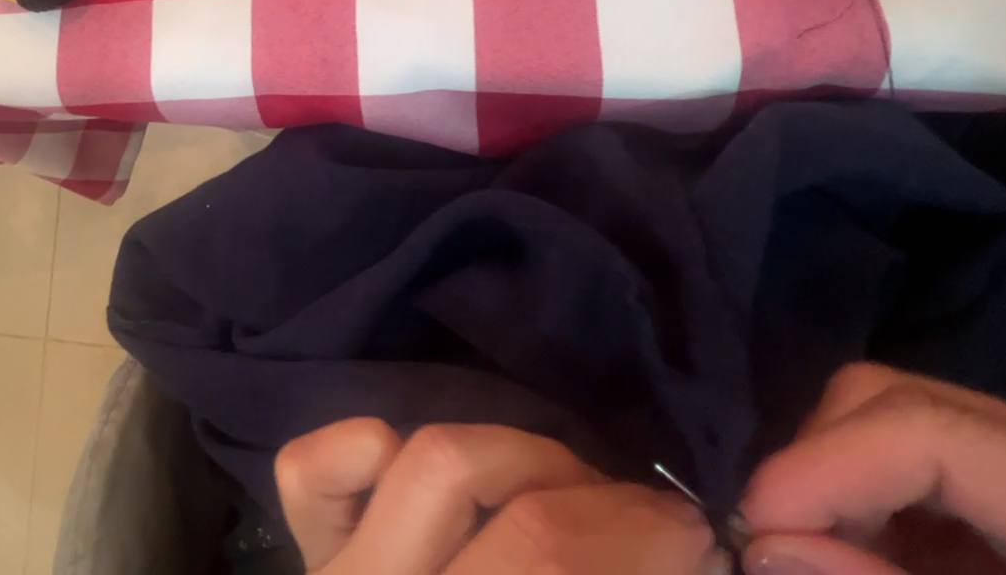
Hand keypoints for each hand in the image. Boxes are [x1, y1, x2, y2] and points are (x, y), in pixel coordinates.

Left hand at [275, 418, 726, 573]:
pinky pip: (309, 468)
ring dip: (515, 455)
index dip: (645, 535)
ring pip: (430, 462)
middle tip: (651, 514)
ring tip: (560, 481)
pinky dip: (368, 448)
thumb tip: (695, 548)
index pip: (550, 557)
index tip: (699, 533)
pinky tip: (413, 468)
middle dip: (606, 506)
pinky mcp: (306, 549)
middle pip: (519, 524)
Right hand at [740, 363, 1005, 574]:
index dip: (824, 467)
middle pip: (904, 402)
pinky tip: (869, 564)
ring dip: (835, 489)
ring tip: (814, 557)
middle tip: (777, 548)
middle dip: (817, 467)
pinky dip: (872, 515)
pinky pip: (928, 479)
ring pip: (900, 425)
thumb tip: (766, 549)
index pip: (938, 433)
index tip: (752, 529)